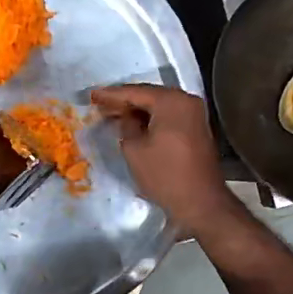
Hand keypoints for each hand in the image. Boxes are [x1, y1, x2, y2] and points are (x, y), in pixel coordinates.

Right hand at [91, 84, 237, 236]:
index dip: (111, 95)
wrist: (200, 201)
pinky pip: (167, 115)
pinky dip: (150, 117)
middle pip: (149, 95)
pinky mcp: (195, 128)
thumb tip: (126, 117)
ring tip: (112, 113)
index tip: (92, 95)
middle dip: (124, 100)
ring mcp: (193, 114)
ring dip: (136, 110)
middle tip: (100, 103)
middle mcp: (186, 101)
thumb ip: (126, 126)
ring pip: (158, 105)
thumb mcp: (134, 149)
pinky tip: (133, 123)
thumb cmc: (164, 175)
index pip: (135, 92)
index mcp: (171, 102)